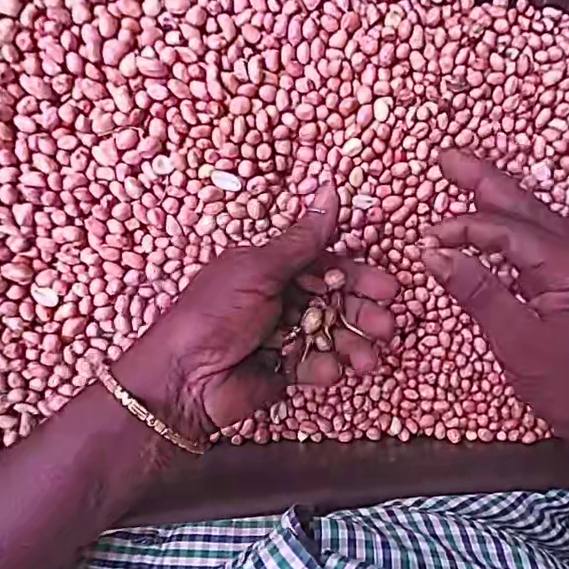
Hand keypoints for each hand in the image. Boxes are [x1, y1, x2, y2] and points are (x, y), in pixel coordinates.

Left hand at [114, 185, 399, 441]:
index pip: (327, 268)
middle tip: (386, 326)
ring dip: (353, 345)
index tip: (387, 290)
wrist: (182, 378)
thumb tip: (330, 190)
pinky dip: (324, 368)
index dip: (358, 278)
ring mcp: (283, 336)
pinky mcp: (283, 369)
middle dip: (363, 314)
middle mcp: (282, 299)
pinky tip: (328, 371)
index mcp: (274, 270)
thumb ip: (302, 240)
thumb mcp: (258, 270)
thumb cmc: (213, 314)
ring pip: (331, 335)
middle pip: (335, 302)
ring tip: (367, 359)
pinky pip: (314, 365)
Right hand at [419, 150, 568, 442]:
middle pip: (528, 208)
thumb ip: (477, 291)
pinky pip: (535, 240)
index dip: (465, 230)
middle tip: (449, 159)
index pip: (512, 233)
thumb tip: (437, 256)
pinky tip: (483, 217)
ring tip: (462, 174)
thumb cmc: (563, 385)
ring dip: (494, 198)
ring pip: (533, 219)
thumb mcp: (514, 339)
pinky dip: (504, 227)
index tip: (428, 239)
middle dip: (485, 182)